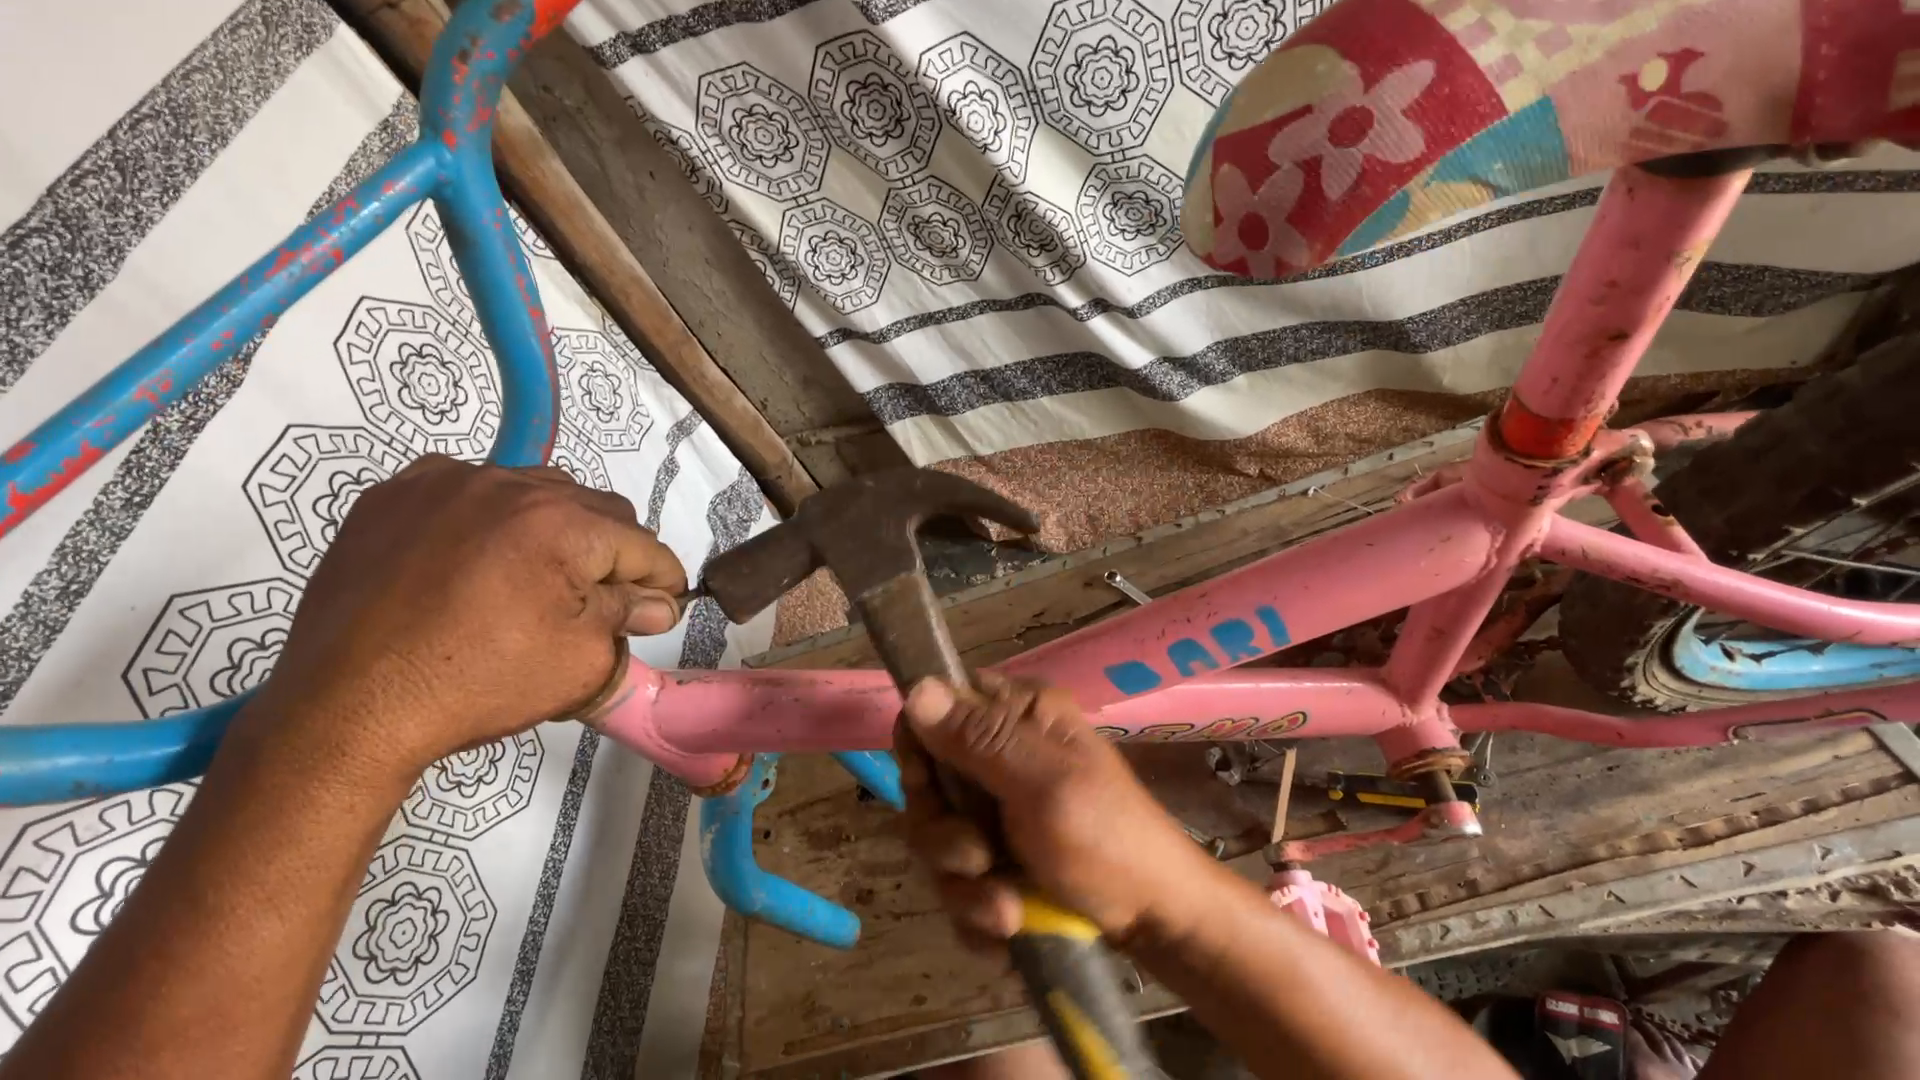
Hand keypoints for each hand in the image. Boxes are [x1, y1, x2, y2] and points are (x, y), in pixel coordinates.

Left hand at [248, 455, 686, 787]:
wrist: (346, 708)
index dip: (662, 579)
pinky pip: (468, 491)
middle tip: (600, 602)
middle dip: (610, 554)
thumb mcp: (578, 661)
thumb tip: (658, 603)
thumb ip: (628, 619)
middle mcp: (508, 484)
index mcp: (562, 523)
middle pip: (594, 509)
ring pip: (533, 493)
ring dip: (553, 531)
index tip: (663, 606)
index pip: (641, 542)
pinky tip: (475, 561)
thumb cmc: (478, 685)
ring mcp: (444, 482)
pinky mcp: (393, 496)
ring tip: (534, 581)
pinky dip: (488, 520)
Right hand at [896, 674, 1219, 948]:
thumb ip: (979, 738)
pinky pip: (955, 885)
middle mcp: (1000, 755)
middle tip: (979, 860)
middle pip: (925, 785)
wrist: (1154, 921)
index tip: (929, 788)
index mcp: (1017, 715)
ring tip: (1008, 912)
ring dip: (964, 888)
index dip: (919, 751)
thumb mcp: (1044, 784)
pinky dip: (976, 914)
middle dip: (944, 837)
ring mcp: (996, 813)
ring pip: (936, 843)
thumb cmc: (1108, 839)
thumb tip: (916, 688)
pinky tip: (1010, 930)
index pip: (933, 709)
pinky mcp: (996, 862)